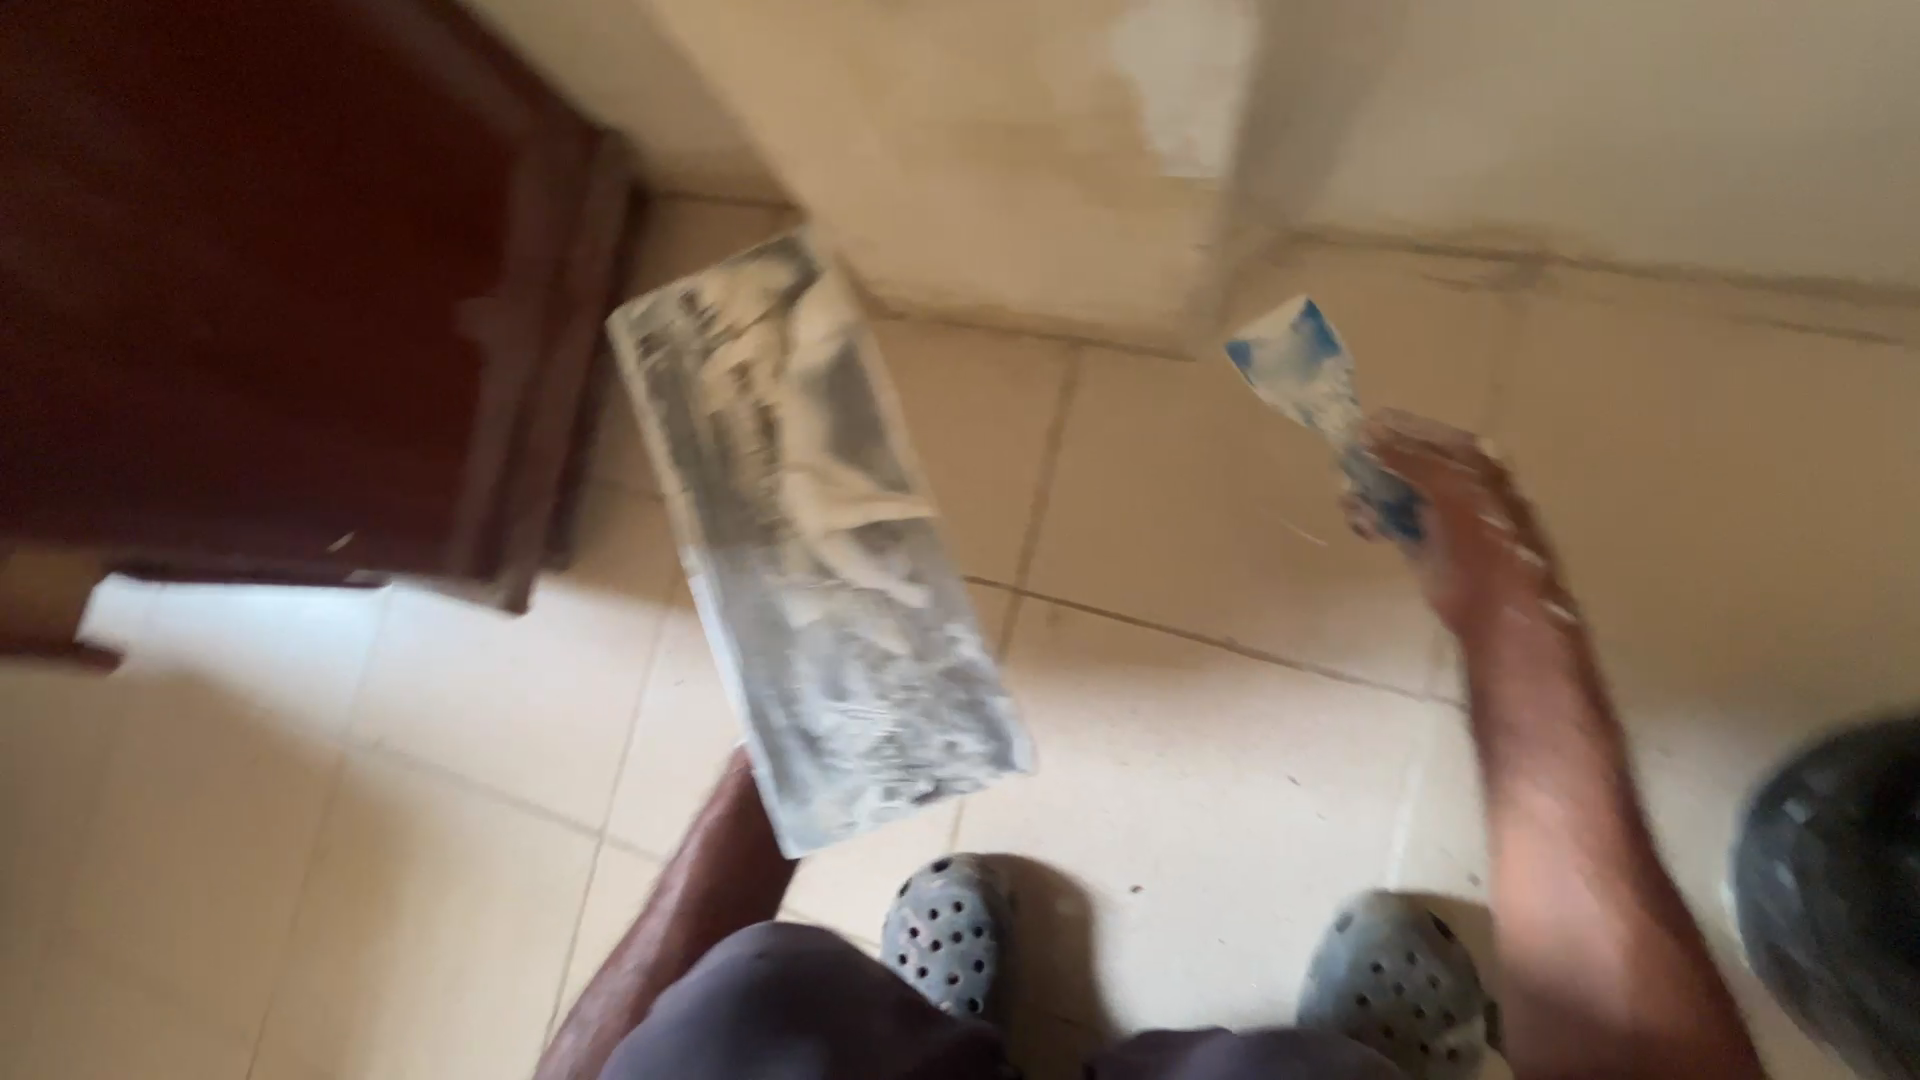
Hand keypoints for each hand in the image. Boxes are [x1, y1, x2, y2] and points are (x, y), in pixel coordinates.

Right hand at [1353, 409, 1578, 643]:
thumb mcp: (1453, 489)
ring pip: (1387, 491)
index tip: (1353, 437)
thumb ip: (1411, 459)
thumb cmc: (1485, 541)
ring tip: (1356, 512)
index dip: (1389, 434)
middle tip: (1348, 478)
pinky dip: (1370, 521)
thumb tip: (1366, 431)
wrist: (1497, 605)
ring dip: (1366, 497)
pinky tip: (1366, 530)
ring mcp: (1434, 512)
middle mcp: (1453, 481)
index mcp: (1471, 461)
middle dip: (1370, 468)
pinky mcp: (1417, 541)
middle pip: (1399, 461)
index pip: (1421, 433)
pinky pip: (1385, 519)